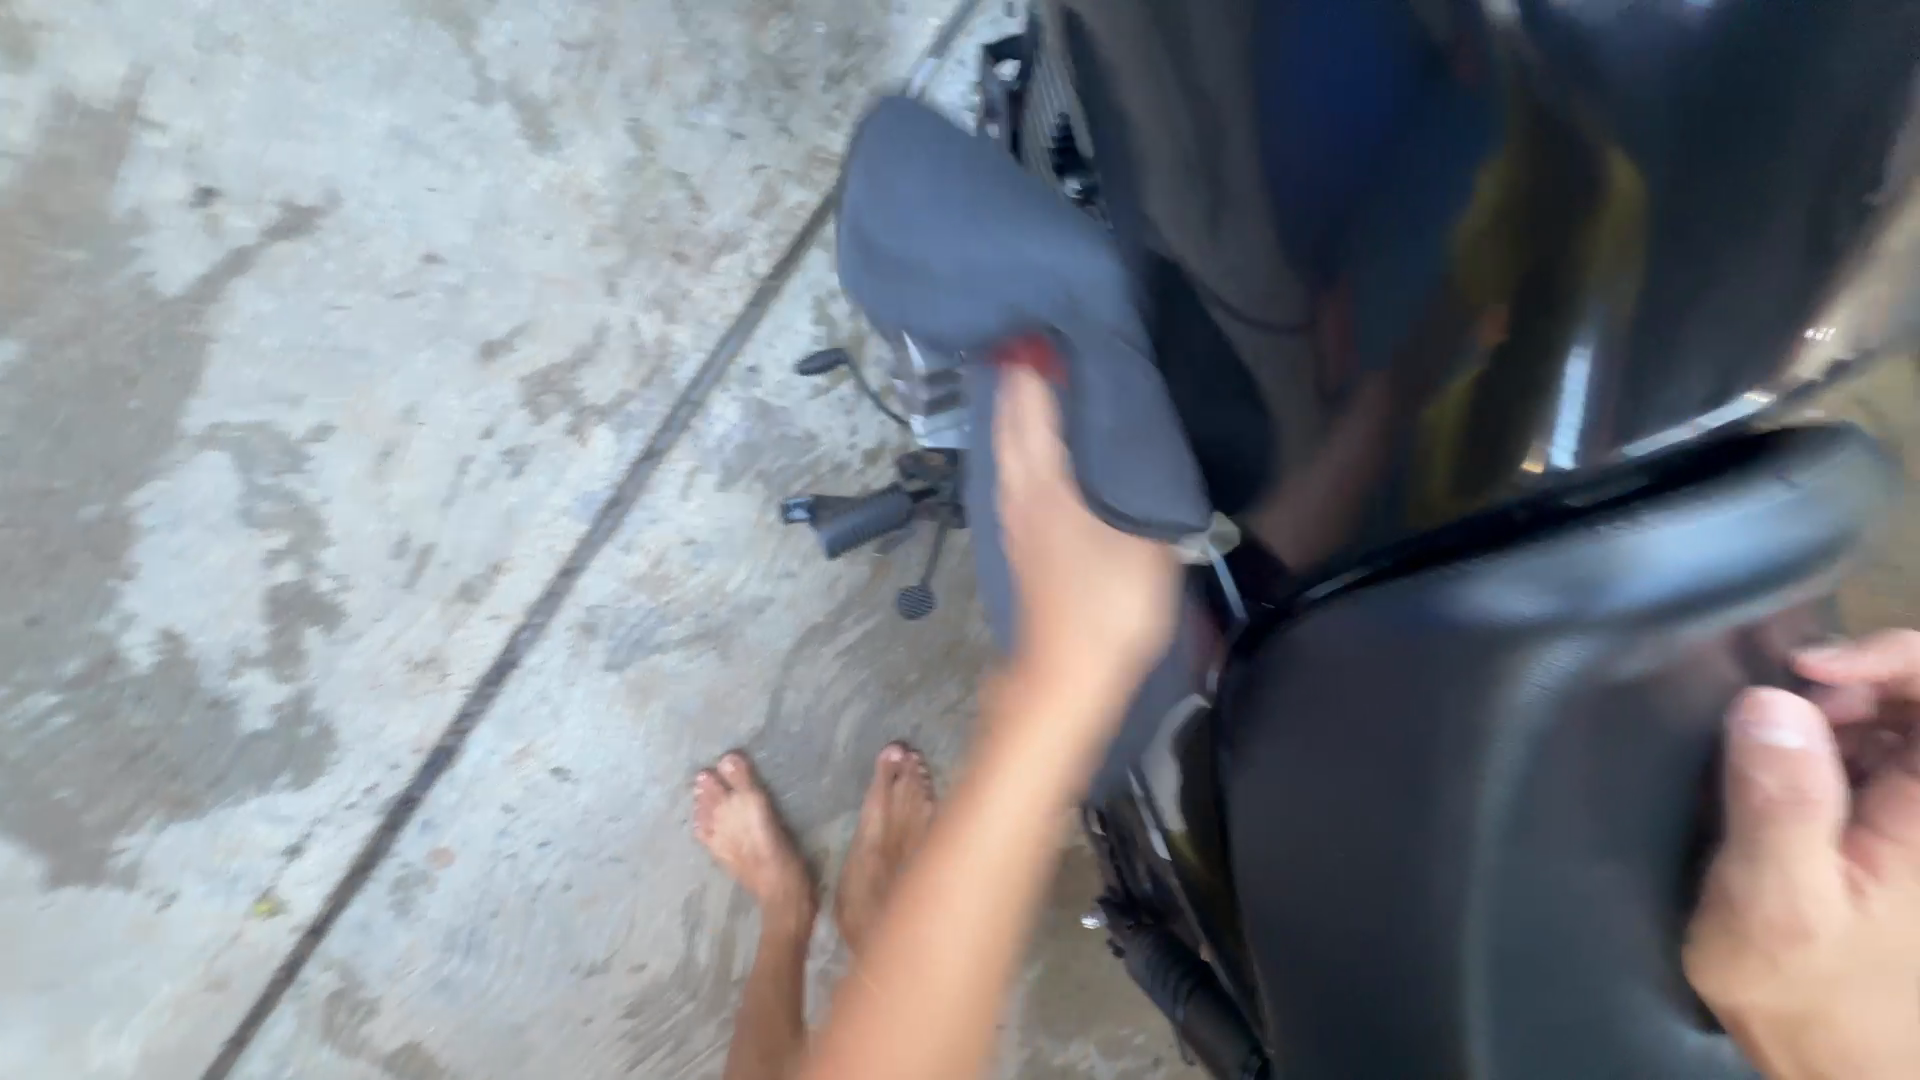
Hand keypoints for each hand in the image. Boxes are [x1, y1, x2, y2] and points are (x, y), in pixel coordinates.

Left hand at [992, 364, 1179, 702]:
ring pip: (1005, 449)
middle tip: (1038, 344)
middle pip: (1007, 422)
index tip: (1044, 328)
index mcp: (1044, 482)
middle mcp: (1017, 492)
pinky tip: (1040, 446)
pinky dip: (1021, 445)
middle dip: (1017, 381)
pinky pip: (1013, 473)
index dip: (1033, 365)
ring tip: (1040, 382)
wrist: (1067, 675)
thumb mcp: (1146, 542)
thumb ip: (1146, 488)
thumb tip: (1140, 445)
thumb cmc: (1109, 608)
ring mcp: (1012, 519)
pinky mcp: (1018, 541)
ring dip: (1016, 413)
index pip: (1029, 406)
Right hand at [1684, 630, 1919, 1079]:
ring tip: (1764, 739)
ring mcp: (1916, 812)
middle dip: (1853, 681)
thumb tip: (1772, 702)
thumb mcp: (1775, 895)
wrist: (1824, 1050)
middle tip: (1774, 713)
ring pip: (1900, 714)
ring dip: (1831, 706)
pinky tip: (1771, 761)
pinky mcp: (1884, 819)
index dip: (1896, 658)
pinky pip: (1870, 744)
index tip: (1804, 670)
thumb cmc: (1800, 981)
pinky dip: (1818, 731)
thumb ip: (1780, 801)